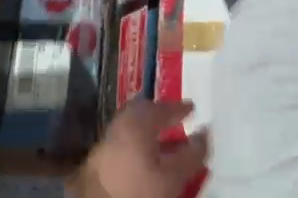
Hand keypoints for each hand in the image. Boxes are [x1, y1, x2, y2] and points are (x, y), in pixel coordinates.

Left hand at [75, 100, 207, 197]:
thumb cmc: (138, 192)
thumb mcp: (174, 176)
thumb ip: (193, 152)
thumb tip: (204, 134)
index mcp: (136, 123)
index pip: (162, 108)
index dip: (179, 108)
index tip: (192, 109)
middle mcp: (117, 129)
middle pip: (141, 114)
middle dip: (160, 116)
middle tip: (176, 121)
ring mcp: (102, 148)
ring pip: (130, 131)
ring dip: (148, 134)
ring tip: (166, 145)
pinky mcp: (93, 168)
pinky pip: (121, 147)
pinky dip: (136, 148)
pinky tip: (146, 162)